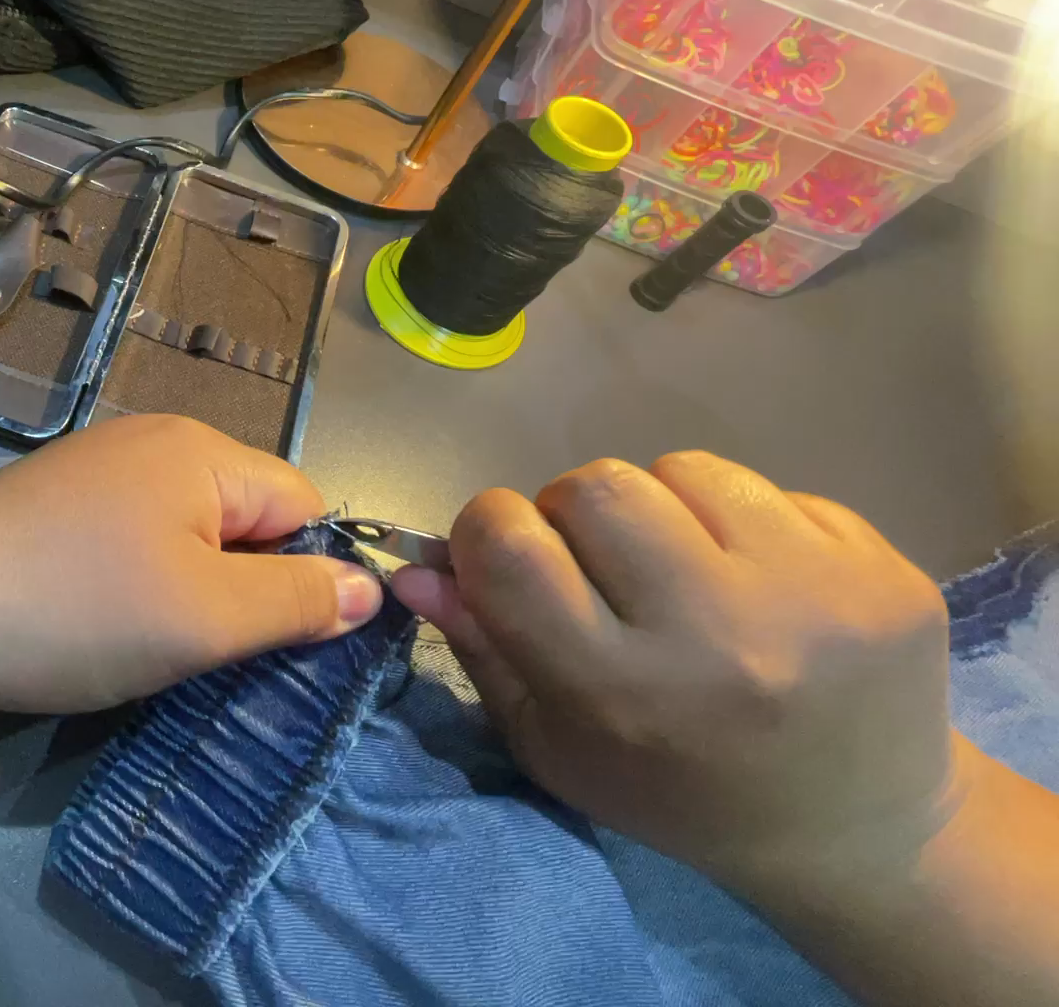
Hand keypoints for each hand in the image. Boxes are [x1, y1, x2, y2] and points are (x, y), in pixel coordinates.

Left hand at [0, 415, 382, 719]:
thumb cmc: (78, 609)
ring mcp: (95, 474)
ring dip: (193, 592)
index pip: (302, 502)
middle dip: (247, 585)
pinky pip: (132, 544)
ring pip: (186, 535)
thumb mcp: (207, 615)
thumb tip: (370, 587)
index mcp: (200, 450)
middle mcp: (151, 444)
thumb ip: (297, 600)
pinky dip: (140, 586)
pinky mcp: (56, 510)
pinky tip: (112, 623)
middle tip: (218, 649)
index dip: (310, 570)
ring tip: (162, 644)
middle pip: (244, 515)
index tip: (286, 638)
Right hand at [391, 452, 959, 890]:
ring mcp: (815, 597)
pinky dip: (723, 515)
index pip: (510, 547)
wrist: (851, 827)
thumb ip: (476, 644)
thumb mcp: (543, 738)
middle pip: (591, 488)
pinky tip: (743, 576)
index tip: (498, 555)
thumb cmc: (662, 789)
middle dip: (564, 513)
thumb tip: (412, 568)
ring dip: (646, 507)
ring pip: (672, 469)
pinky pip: (757, 485)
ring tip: (669, 566)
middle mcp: (718, 639)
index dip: (482, 530)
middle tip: (588, 563)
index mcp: (619, 692)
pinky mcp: (884, 570)